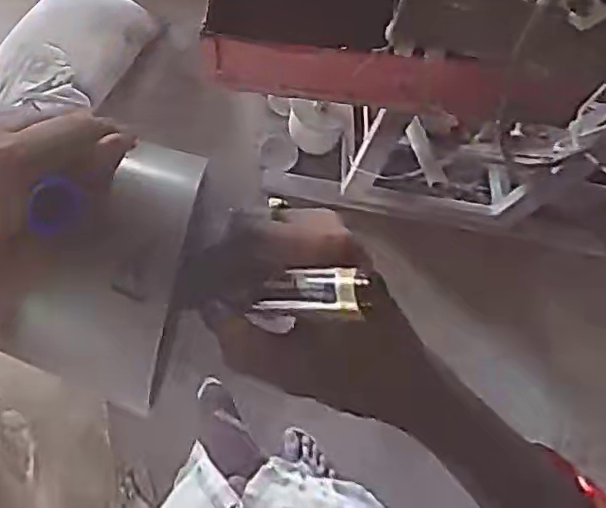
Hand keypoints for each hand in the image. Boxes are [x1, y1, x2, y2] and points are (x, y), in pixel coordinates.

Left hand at [0, 111, 135, 379]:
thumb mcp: (37, 249)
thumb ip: (82, 193)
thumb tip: (115, 147)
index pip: (69, 130)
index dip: (105, 135)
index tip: (128, 144)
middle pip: (45, 118)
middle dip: (76, 139)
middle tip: (93, 171)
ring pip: (19, 118)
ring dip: (45, 139)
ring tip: (56, 175)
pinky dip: (13, 141)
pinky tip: (18, 172)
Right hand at [202, 209, 441, 425]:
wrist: (409, 379)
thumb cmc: (355, 377)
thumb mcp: (291, 371)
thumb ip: (242, 341)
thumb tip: (208, 306)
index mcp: (326, 249)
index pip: (253, 235)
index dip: (219, 256)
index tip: (196, 278)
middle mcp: (330, 225)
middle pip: (259, 225)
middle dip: (229, 253)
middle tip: (209, 284)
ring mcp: (333, 226)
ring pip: (267, 226)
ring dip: (244, 253)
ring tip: (228, 286)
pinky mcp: (333, 234)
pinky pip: (282, 233)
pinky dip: (263, 253)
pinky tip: (254, 283)